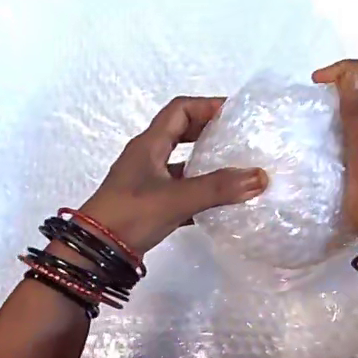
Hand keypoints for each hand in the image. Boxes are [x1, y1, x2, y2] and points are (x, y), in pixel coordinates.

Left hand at [78, 96, 267, 255]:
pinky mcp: (148, 206)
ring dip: (206, 165)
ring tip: (235, 172)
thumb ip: (218, 188)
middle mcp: (146, 158)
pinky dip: (199, 194)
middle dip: (210, 133)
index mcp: (149, 144)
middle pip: (181, 133)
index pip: (180, 110)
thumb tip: (260, 177)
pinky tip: (220, 206)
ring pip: (181, 165)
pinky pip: (179, 192)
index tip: (235, 114)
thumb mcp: (176, 198)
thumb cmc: (131, 215)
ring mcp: (146, 183)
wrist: (97, 251)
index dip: (207, 106)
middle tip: (238, 140)